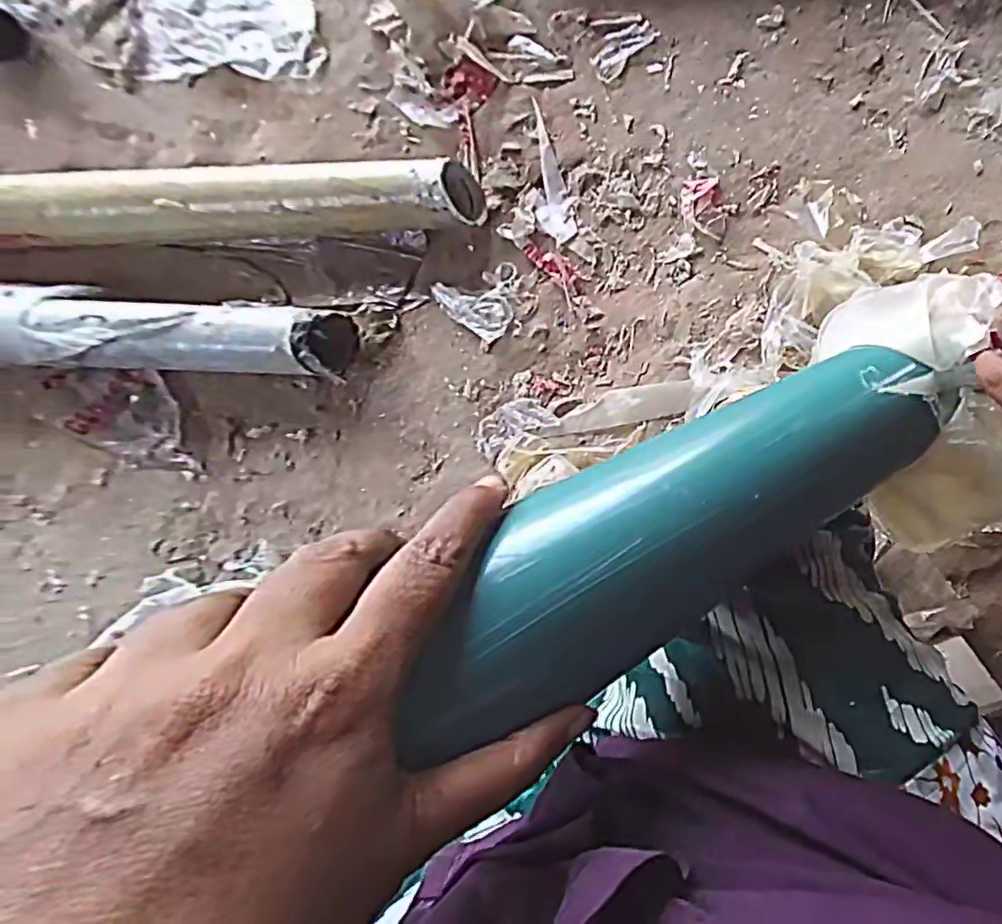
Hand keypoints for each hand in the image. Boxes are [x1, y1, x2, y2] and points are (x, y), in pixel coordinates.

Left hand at [0, 477, 593, 923]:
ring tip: (261, 653)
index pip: (423, 571)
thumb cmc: (258, 915)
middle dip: (364, 553)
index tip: (486, 491)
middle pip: (325, 560)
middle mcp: (240, 670)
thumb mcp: (400, 837)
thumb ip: (501, 766)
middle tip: (378, 575)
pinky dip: (147, 664)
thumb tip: (576, 717)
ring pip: (215, 602)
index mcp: (338, 691)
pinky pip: (107, 655)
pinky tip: (157, 704)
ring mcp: (129, 691)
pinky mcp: (28, 723)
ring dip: (255, 613)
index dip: (463, 519)